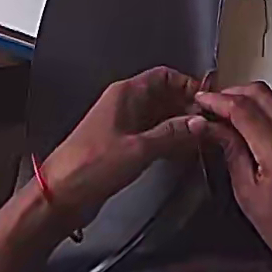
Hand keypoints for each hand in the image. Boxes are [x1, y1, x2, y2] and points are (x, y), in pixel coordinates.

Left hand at [37, 67, 207, 227]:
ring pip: (160, 116)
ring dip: (180, 125)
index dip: (188, 84)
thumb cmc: (91, 165)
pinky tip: (185, 152)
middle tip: (211, 124)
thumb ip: (171, 133)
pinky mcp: (123, 145)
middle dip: (188, 107)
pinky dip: (169, 139)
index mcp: (126, 94)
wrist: (60, 195)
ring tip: (204, 139)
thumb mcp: (138, 148)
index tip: (209, 101)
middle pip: (164, 95)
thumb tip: (200, 122)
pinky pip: (153, 134)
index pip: (164, 76)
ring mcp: (124, 124)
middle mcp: (125, 104)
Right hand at [197, 83, 271, 271]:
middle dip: (231, 92)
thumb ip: (230, 151)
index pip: (243, 109)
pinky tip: (243, 126)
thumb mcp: (247, 195)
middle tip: (209, 104)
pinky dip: (259, 112)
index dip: (217, 100)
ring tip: (222, 115)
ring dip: (245, 100)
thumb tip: (209, 126)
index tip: (200, 101)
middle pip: (260, 93)